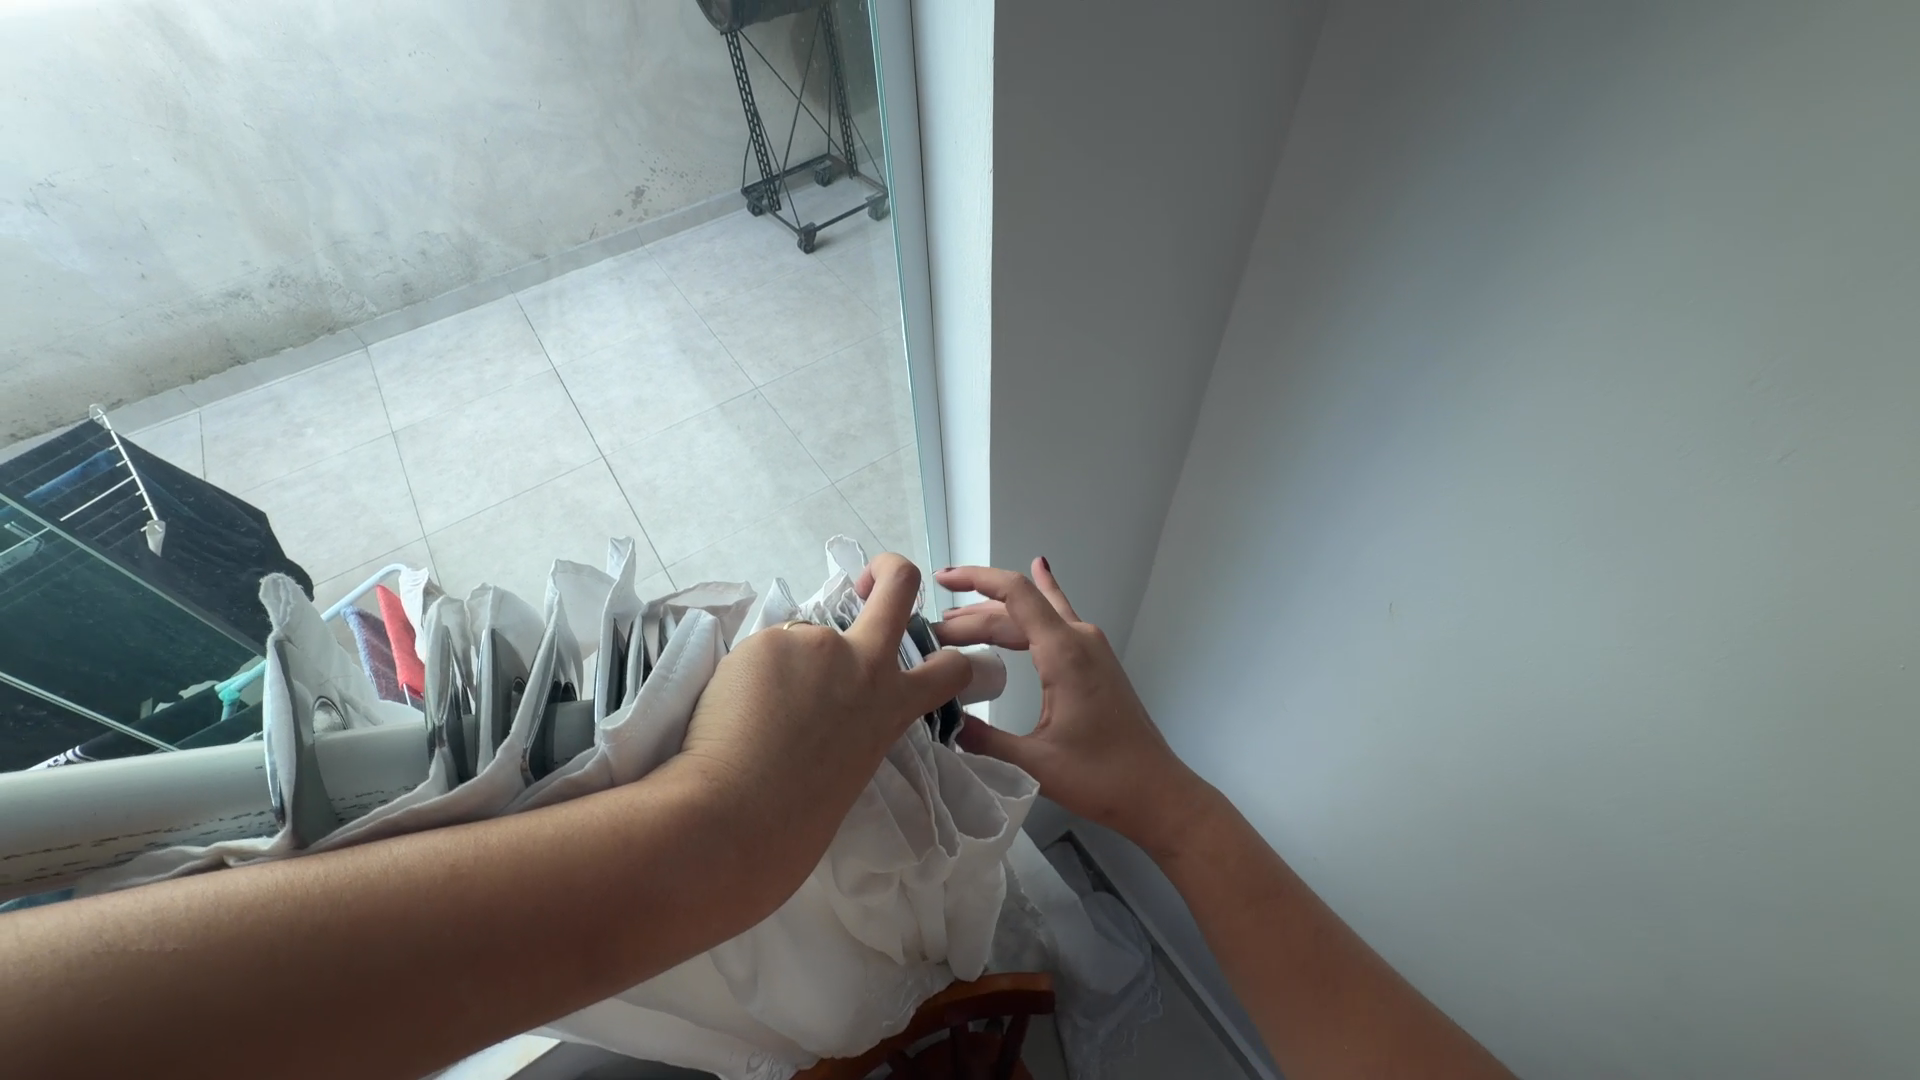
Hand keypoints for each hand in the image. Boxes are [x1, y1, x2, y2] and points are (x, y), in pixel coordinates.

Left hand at [677, 555, 970, 890]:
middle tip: (866, 579)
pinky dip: (749, 676)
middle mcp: (865, 663)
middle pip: (897, 584)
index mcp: (892, 705)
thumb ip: (855, 719)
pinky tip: (734, 712)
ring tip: (756, 714)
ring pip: (801, 637)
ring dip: (785, 663)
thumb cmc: (796, 814)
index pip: (950, 667)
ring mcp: (818, 644)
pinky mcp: (770, 639)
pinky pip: (761, 651)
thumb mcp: (854, 761)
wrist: (738, 816)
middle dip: (886, 570)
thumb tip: (827, 700)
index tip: (924, 645)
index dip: (947, 654)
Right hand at [929, 558, 1218, 857]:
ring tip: (955, 625)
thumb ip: (984, 739)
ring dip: (996, 617)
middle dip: (973, 617)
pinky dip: (1042, 598)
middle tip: (933, 636)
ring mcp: (1090, 647)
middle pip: (1017, 610)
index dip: (976, 579)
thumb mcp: (1034, 762)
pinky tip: (1041, 569)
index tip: (942, 579)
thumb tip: (943, 721)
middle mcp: (1079, 639)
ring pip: (1035, 617)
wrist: (1156, 792)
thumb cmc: (1100, 778)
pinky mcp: (1095, 661)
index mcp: (1063, 653)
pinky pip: (1059, 620)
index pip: (1014, 595)